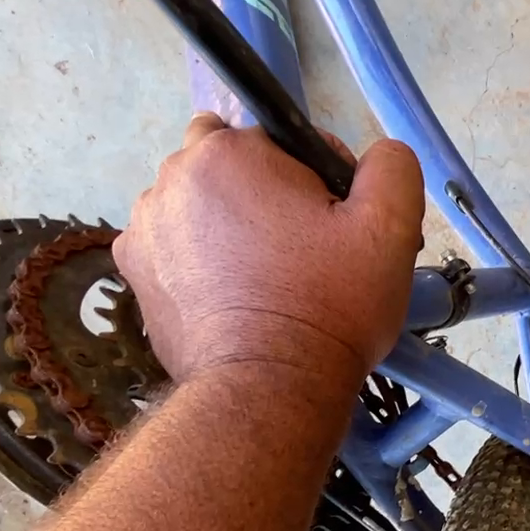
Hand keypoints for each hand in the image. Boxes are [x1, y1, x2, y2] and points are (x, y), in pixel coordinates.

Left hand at [114, 113, 424, 388]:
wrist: (272, 386)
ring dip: (241, 232)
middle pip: (242, 170)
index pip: (292, 144)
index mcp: (232, 153)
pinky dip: (211, 265)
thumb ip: (392, 172)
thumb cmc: (334, 306)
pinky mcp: (137, 273)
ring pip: (209, 210)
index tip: (346, 235)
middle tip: (314, 260)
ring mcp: (146, 226)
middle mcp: (174, 176)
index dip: (331, 188)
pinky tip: (244, 301)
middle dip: (278, 201)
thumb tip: (383, 154)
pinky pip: (183, 250)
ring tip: (280, 287)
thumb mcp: (390, 233)